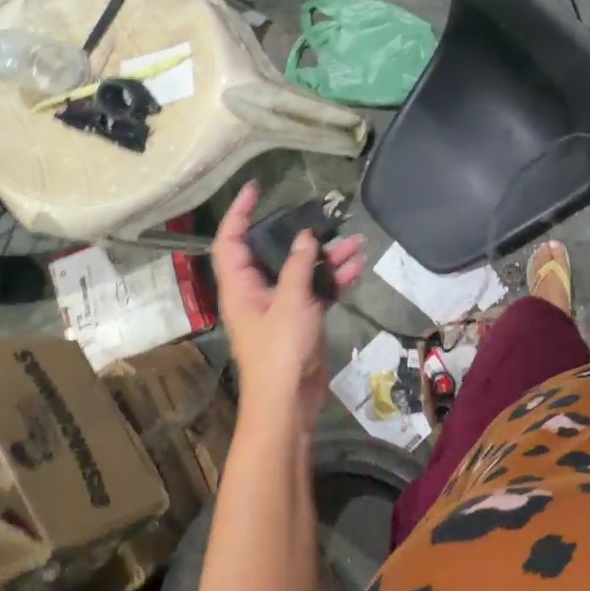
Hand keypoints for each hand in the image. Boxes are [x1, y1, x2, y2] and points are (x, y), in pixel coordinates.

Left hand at [213, 182, 366, 420]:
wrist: (289, 401)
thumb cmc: (279, 351)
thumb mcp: (291, 303)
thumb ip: (299, 267)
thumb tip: (307, 237)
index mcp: (240, 287)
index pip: (231, 241)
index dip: (239, 213)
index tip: (255, 189)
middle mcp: (257, 292)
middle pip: (276, 253)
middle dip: (303, 236)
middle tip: (327, 219)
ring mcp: (280, 307)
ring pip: (302, 271)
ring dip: (328, 257)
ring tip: (358, 244)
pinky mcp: (301, 320)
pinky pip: (317, 291)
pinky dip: (335, 280)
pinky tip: (357, 270)